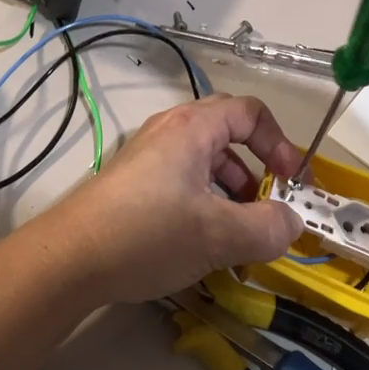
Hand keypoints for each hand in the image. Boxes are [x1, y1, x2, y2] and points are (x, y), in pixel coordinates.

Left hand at [36, 93, 301, 304]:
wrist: (73, 256)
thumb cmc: (148, 234)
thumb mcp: (218, 236)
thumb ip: (266, 228)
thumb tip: (291, 222)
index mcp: (193, 128)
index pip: (251, 112)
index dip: (281, 144)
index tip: (295, 183)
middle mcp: (171, 131)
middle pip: (229, 134)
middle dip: (258, 169)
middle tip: (272, 206)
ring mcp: (151, 155)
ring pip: (207, 161)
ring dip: (234, 192)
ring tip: (243, 236)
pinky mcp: (137, 182)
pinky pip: (186, 180)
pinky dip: (208, 203)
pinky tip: (209, 243)